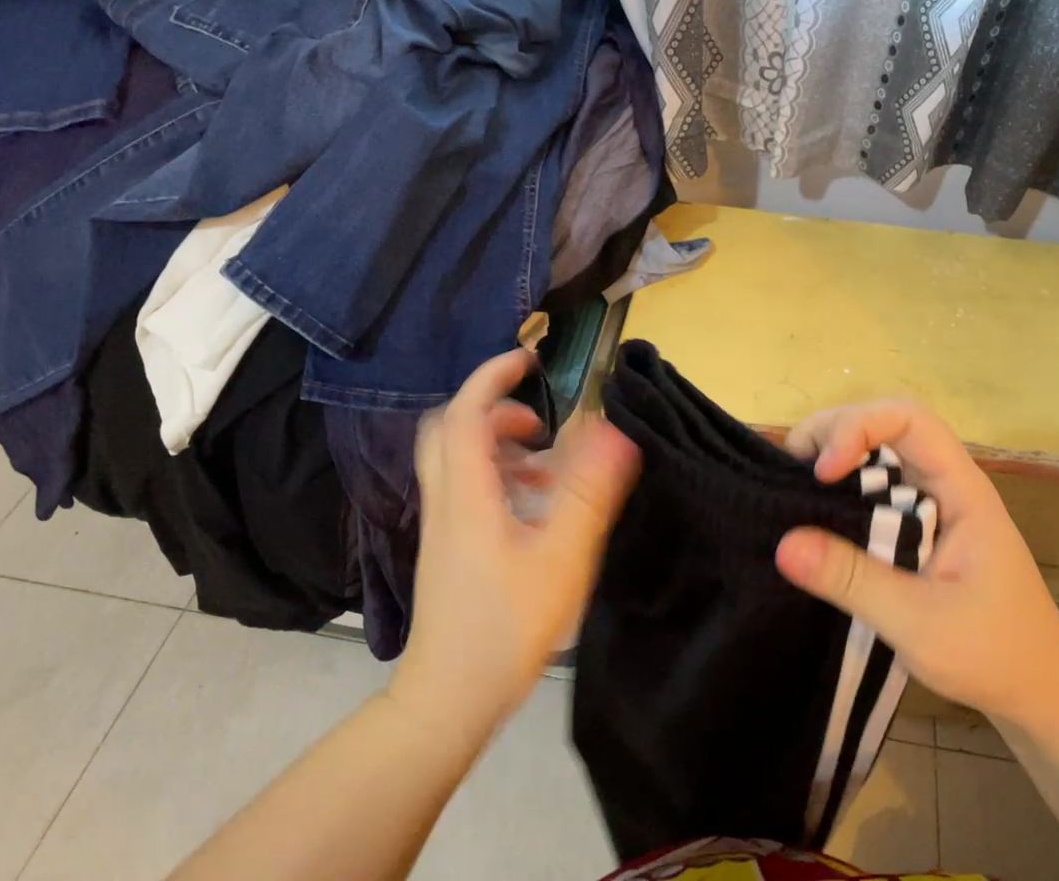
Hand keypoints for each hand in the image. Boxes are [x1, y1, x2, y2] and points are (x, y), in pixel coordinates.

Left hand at [390, 350, 639, 731]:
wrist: (448, 698)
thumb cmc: (505, 628)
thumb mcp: (560, 559)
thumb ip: (588, 493)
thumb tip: (615, 430)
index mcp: (467, 495)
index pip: (464, 414)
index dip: (491, 378)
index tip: (528, 359)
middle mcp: (446, 502)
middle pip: (449, 432)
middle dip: (492, 410)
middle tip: (539, 419)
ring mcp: (442, 529)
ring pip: (457, 464)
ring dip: (497, 447)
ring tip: (547, 467)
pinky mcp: (448, 552)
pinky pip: (464, 492)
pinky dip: (496, 479)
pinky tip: (534, 511)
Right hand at [774, 399, 1058, 715]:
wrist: (1037, 689)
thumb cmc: (992, 653)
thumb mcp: (919, 622)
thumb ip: (854, 581)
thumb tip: (783, 544)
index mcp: (961, 490)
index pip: (908, 420)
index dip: (859, 428)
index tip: (823, 473)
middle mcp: (943, 486)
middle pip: (885, 427)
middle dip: (833, 433)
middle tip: (788, 470)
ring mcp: (929, 508)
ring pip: (876, 459)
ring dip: (831, 461)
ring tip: (789, 490)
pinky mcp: (914, 534)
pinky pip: (871, 495)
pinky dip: (837, 496)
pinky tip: (811, 522)